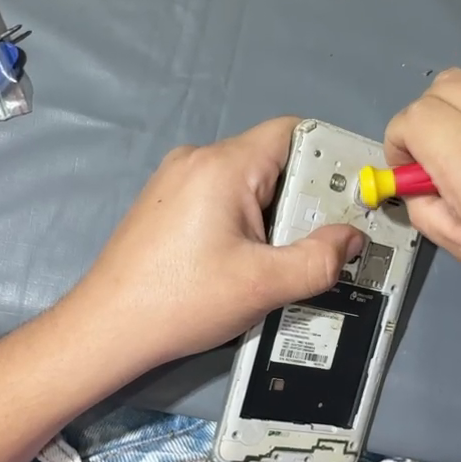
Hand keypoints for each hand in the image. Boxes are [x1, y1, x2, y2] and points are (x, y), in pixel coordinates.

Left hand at [60, 117, 365, 371]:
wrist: (107, 329)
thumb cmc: (183, 301)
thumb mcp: (264, 285)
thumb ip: (319, 260)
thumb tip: (353, 239)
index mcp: (223, 165)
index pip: (293, 132)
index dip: (331, 157)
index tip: (351, 195)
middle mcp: (197, 160)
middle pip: (273, 161)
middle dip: (304, 199)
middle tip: (320, 242)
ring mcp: (176, 181)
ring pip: (248, 184)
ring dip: (275, 216)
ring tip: (281, 260)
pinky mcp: (166, 205)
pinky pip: (222, 200)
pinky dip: (246, 223)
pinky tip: (246, 263)